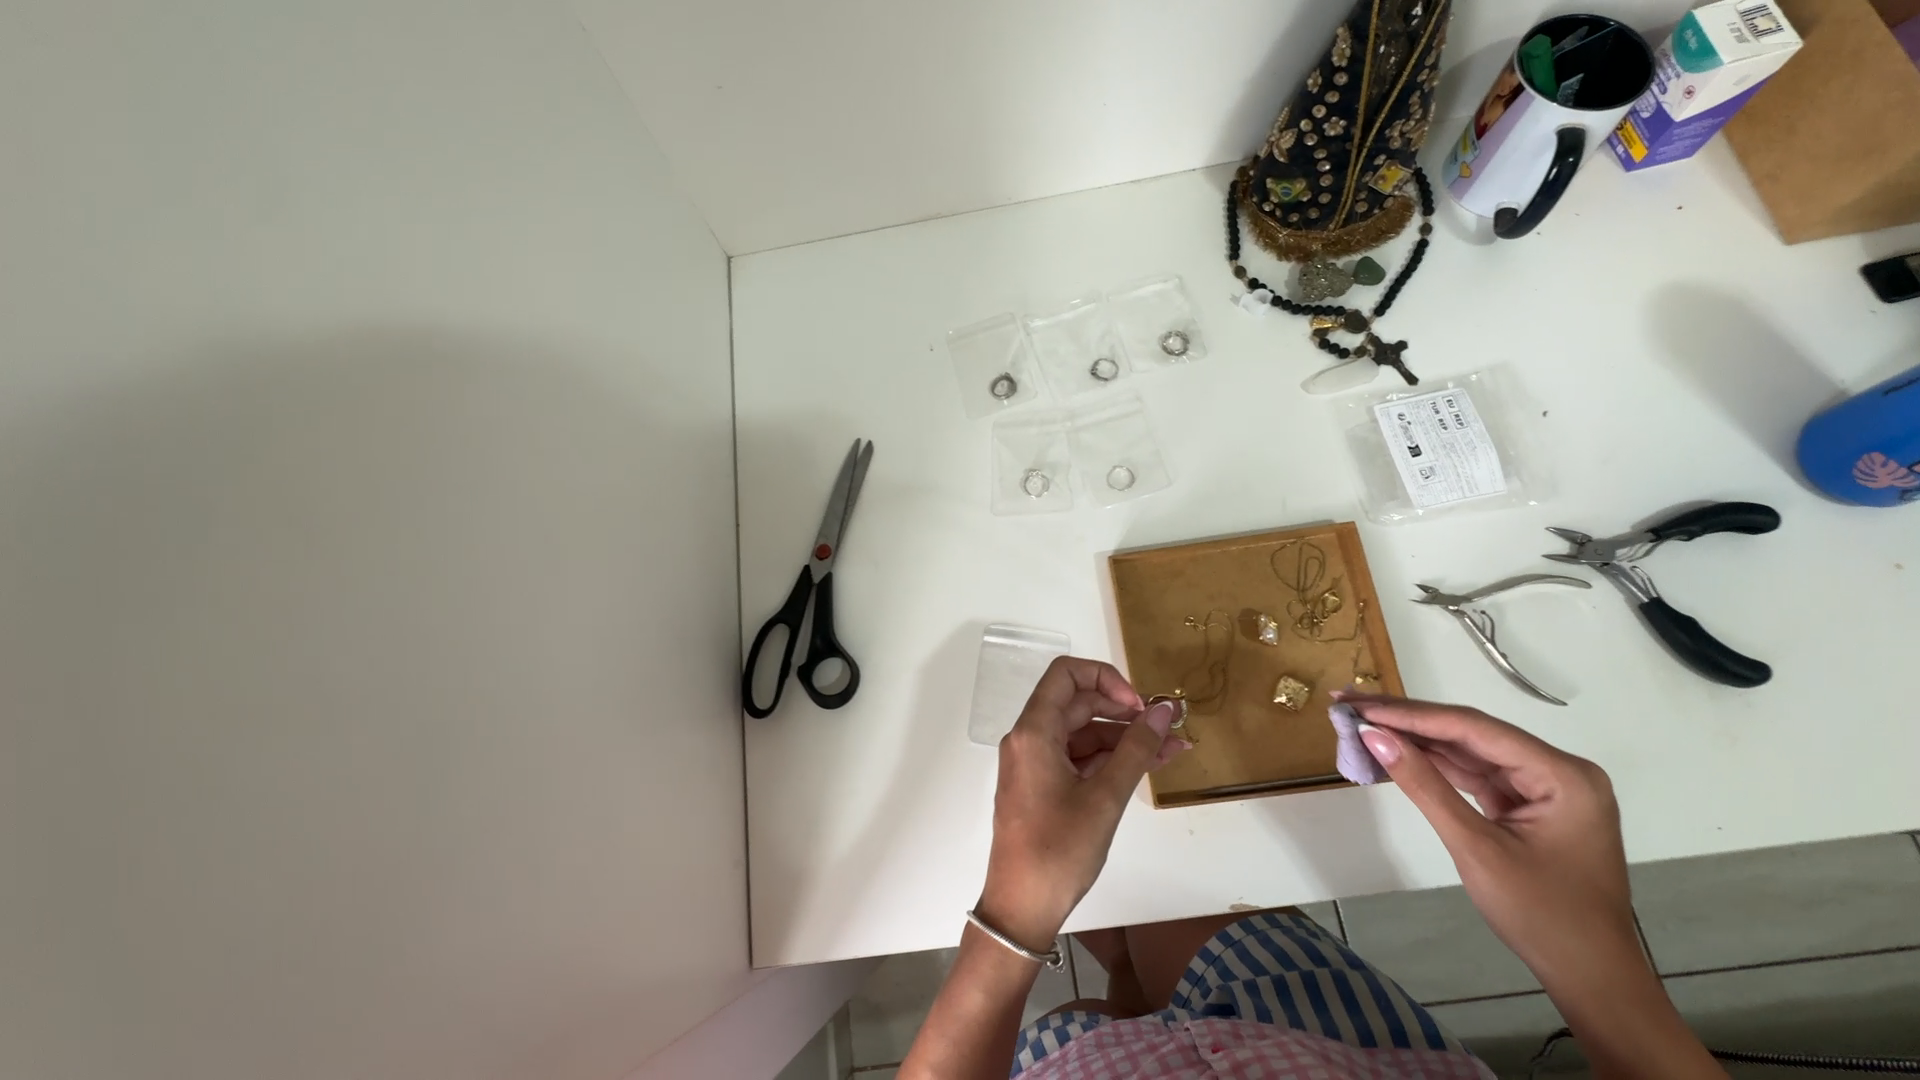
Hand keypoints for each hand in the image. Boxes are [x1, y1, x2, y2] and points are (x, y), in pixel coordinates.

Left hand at [978, 657, 1187, 950]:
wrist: (1022, 907)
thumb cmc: (1059, 849)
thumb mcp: (1105, 797)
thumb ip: (1136, 749)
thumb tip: (1163, 710)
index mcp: (1034, 732)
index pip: (1067, 675)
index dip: (1106, 678)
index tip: (1139, 705)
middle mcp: (1029, 739)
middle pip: (1077, 703)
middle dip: (1124, 711)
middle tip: (1167, 725)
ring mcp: (1034, 764)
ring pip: (1082, 733)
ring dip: (1123, 738)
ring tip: (1172, 748)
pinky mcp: (1042, 786)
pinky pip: (1077, 758)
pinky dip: (1109, 759)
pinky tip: (1148, 766)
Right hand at [1337, 694, 1638, 982]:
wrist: (1590, 976)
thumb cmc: (1541, 914)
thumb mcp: (1475, 847)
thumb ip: (1424, 786)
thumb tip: (1373, 736)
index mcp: (1562, 774)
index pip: (1473, 729)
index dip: (1411, 714)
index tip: (1358, 705)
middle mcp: (1557, 769)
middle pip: (1470, 734)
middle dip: (1408, 721)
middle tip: (1350, 705)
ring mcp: (1543, 786)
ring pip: (1468, 752)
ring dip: (1416, 741)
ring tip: (1362, 724)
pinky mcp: (1528, 804)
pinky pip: (1475, 775)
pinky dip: (1434, 767)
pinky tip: (1396, 753)